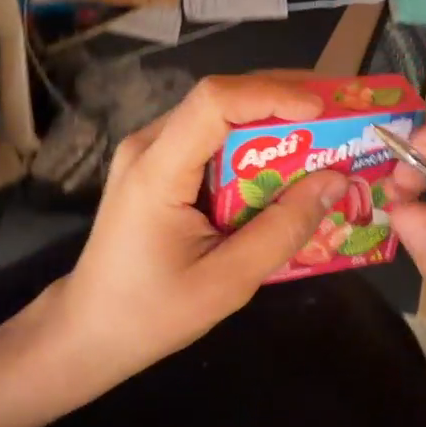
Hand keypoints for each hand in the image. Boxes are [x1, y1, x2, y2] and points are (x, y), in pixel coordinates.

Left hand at [50, 76, 348, 382]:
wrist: (87, 332)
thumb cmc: (150, 314)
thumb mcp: (227, 283)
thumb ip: (282, 230)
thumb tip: (336, 180)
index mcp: (157, 169)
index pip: (213, 102)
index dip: (270, 94)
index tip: (320, 110)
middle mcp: (149, 144)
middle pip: (219, 97)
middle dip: (282, 96)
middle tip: (338, 110)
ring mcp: (149, 151)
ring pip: (217, 111)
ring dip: (269, 115)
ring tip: (323, 127)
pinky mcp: (158, 165)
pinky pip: (210, 135)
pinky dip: (251, 139)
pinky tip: (284, 156)